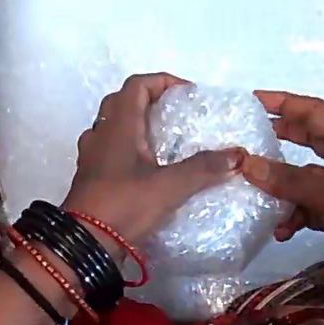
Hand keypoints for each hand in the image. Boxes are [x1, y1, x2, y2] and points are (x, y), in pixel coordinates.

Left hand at [62, 73, 244, 245]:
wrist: (86, 243)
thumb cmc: (124, 205)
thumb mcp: (169, 187)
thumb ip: (203, 169)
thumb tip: (237, 156)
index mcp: (118, 126)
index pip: (137, 85)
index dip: (162, 81)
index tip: (186, 94)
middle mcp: (100, 134)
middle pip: (122, 102)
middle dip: (149, 101)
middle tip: (174, 114)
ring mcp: (91, 157)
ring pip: (112, 128)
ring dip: (135, 126)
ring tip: (162, 142)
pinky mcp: (89, 179)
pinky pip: (108, 152)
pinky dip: (127, 151)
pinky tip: (145, 170)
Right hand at [241, 90, 323, 289]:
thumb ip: (290, 180)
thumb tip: (248, 165)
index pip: (316, 113)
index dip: (286, 104)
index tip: (255, 100)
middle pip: (308, 142)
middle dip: (280, 139)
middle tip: (250, 137)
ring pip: (302, 181)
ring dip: (281, 189)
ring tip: (256, 193)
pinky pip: (305, 211)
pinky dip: (291, 218)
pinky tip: (281, 231)